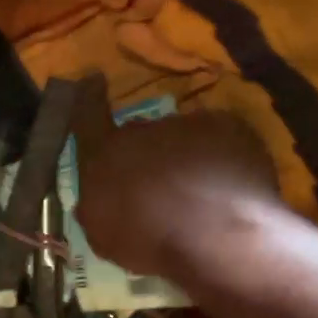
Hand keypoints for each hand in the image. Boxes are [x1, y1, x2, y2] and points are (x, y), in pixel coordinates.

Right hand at [73, 111, 283, 276]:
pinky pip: (220, 138)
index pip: (88, 116)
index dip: (88, 97)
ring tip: (201, 192)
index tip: (93, 78)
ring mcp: (187, 125)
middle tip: (158, 184)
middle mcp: (142, 130)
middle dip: (145, 152)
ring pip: (182, 137)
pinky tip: (229, 186)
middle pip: (139, 134)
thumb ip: (96, 207)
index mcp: (104, 154)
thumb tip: (95, 199)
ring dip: (185, 156)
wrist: (215, 236)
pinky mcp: (230, 128)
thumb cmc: (147, 240)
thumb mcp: (102, 234)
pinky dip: (222, 157)